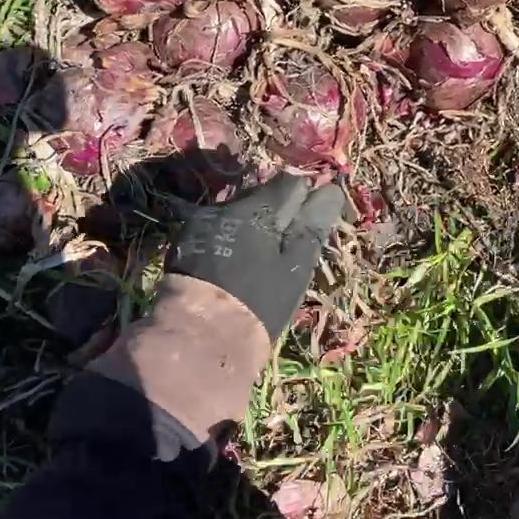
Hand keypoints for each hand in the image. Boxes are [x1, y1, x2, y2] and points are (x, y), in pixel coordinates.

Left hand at [168, 173, 344, 339]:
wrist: (201, 335)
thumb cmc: (259, 303)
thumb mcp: (295, 267)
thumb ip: (312, 225)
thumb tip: (332, 191)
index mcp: (260, 209)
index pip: (291, 183)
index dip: (305, 198)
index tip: (309, 222)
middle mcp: (229, 205)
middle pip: (262, 195)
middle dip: (276, 211)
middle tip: (285, 244)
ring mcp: (203, 220)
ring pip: (239, 211)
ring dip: (251, 223)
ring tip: (257, 256)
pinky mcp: (186, 240)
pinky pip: (218, 227)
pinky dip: (229, 237)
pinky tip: (232, 262)